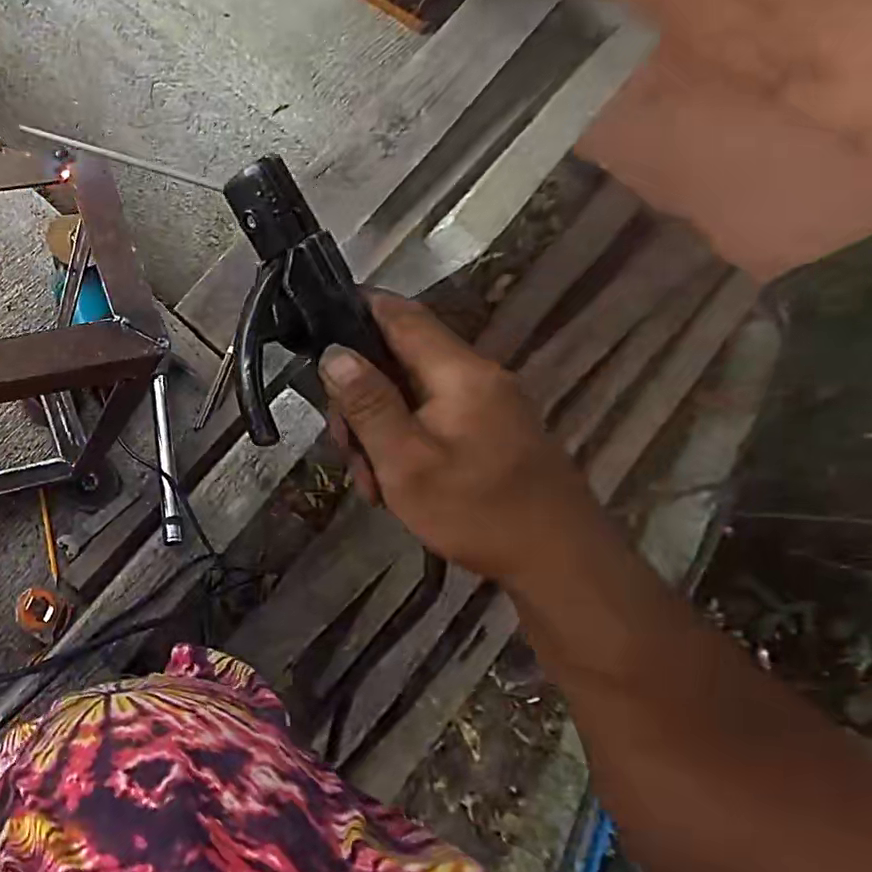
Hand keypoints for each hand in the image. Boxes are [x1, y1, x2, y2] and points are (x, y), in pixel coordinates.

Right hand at [319, 292, 615, 589]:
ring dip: (375, 432)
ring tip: (371, 484)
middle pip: (397, 363)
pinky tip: (392, 484)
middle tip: (343, 448)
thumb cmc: (474, 509)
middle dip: (358, 399)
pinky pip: (428, 421)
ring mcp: (485, 405)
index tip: (314, 325)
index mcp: (459, 373)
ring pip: (407, 397)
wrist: (557, 560)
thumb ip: (368, 404)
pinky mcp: (488, 431)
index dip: (357, 310)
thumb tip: (334, 353)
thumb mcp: (405, 460)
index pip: (401, 316)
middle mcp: (476, 377)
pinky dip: (400, 445)